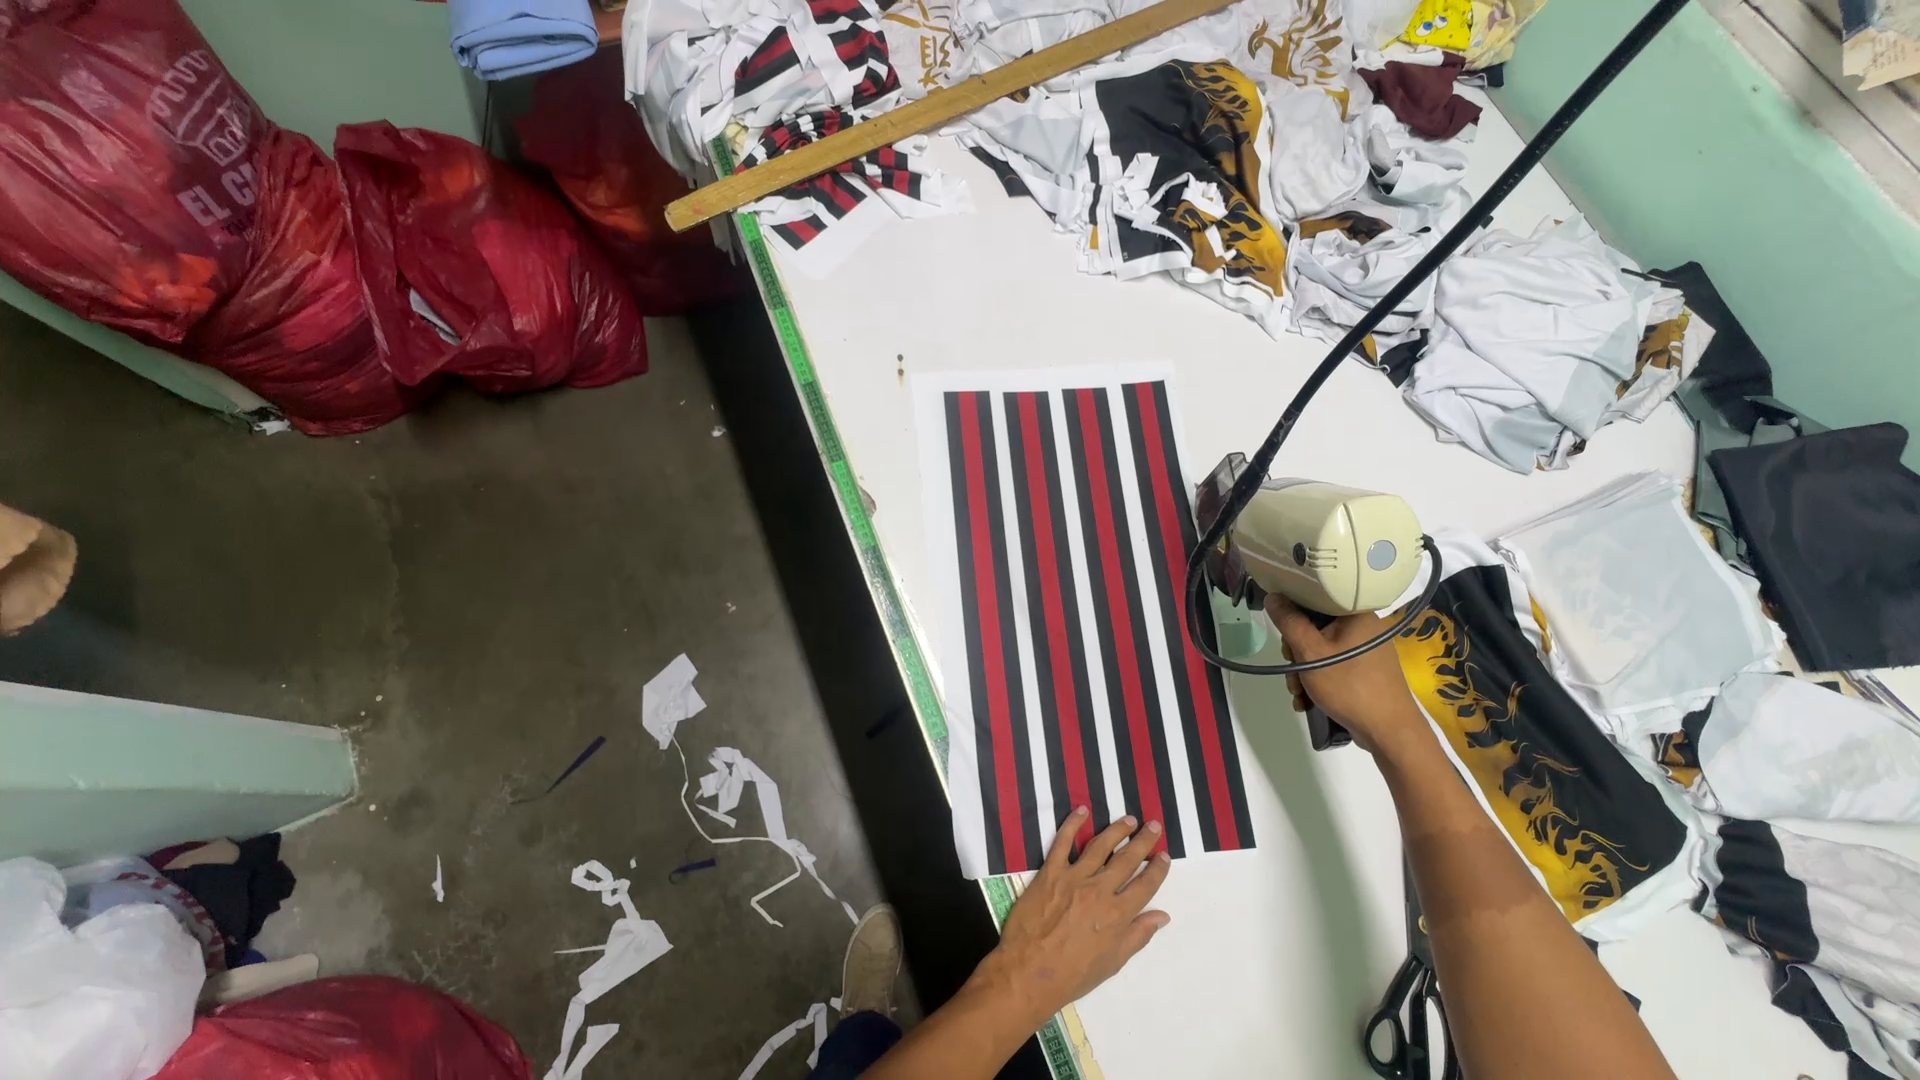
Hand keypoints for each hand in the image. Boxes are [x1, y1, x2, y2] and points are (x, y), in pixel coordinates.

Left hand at [966, 808, 1170, 1031]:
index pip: (1145, 884)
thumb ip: (1138, 935)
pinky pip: (1062, 842)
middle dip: (1143, 841)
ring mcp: (1073, 878)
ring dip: (1117, 830)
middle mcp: (1099, 890)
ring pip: (1100, 846)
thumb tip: (1162, 915)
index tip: (1164, 855)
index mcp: (1118, 914)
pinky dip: (1073, 824)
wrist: (1029, 972)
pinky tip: (1082, 811)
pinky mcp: (1050, 872)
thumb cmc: (1074, 973)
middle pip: (1127, 859)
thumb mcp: (1113, 962)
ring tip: (1128, 820)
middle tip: (1153, 826)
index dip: (1157, 868)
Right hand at [1264, 594, 1429, 757]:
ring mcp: (1368, 652)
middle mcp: (1365, 628)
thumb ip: (1289, 622)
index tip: (1284, 638)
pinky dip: (1319, 682)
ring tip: (1299, 694)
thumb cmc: (1349, 686)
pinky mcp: (1368, 672)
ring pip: (1322, 653)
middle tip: (1293, 673)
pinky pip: (1335, 668)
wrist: (1389, 731)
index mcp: (1356, 615)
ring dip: (1303, 673)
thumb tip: (1272, 596)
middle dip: (1296, 655)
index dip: (1293, 617)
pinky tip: (1308, 701)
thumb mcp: (1310, 653)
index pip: (1316, 601)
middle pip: (1316, 630)